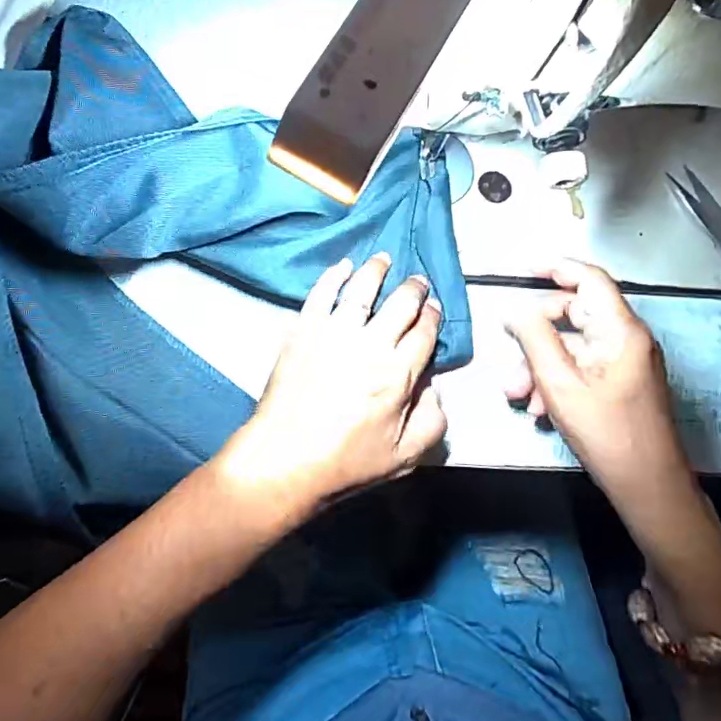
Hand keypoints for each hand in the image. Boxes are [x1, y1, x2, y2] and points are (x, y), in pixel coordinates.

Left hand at [211, 253, 446, 524]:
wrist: (285, 455)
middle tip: (418, 281)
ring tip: (384, 259)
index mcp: (398, 375)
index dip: (433, 317)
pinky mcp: (303, 330)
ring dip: (376, 271)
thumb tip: (434, 389)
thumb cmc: (345, 462)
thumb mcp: (403, 456)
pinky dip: (333, 276)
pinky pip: (321, 294)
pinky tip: (342, 266)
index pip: (424, 334)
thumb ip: (431, 421)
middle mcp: (369, 346)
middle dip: (414, 289)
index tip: (435, 308)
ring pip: (361, 290)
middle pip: (399, 305)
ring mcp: (333, 333)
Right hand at [501, 258, 690, 495]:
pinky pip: (579, 366)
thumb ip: (534, 339)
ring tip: (519, 395)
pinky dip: (555, 380)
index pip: (590, 280)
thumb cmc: (608, 433)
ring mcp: (625, 362)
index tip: (525, 271)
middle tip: (510, 358)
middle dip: (534, 336)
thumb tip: (515, 311)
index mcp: (621, 332)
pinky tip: (539, 407)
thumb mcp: (559, 382)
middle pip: (572, 315)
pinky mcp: (620, 383)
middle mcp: (626, 340)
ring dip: (539, 365)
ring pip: (570, 345)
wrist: (648, 487)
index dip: (557, 268)